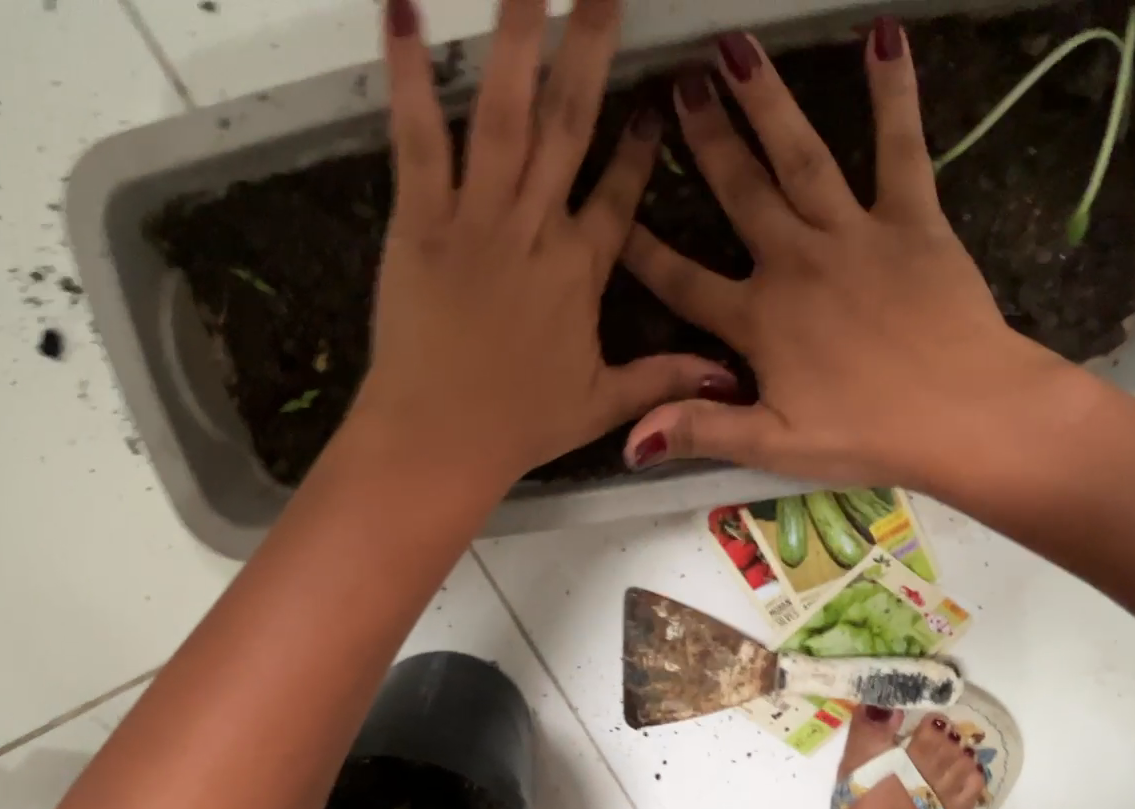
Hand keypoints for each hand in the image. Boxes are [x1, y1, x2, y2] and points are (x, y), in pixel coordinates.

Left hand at [346, 0, 735, 489]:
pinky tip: (406, 11)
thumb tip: (727, 375)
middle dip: (591, 47)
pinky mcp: (419, 223)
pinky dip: (411, 76)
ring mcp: (478, 220)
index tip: (654, 100)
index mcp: (582, 272)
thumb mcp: (600, 405)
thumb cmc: (516, 427)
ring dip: (518, 37)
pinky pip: (418, 140)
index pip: (619, 197)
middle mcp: (538, 230)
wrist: (440, 440)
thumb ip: (662, 381)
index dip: (638, 149)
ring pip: (505, 115)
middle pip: (570, 126)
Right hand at [619, 20, 1076, 491]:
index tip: (608, 209)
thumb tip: (627, 442)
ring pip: (800, 156)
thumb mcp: (774, 446)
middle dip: (706, 139)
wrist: (969, 414)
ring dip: (767, 100)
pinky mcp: (912, 221)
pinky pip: (901, 147)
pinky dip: (893, 92)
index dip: (639, 248)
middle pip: (739, 193)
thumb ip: (700, 431)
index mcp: (757, 319)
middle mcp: (795, 262)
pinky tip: (884, 34)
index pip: (680, 281)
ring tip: (736, 47)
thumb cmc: (869, 435)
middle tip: (678, 85)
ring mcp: (854, 234)